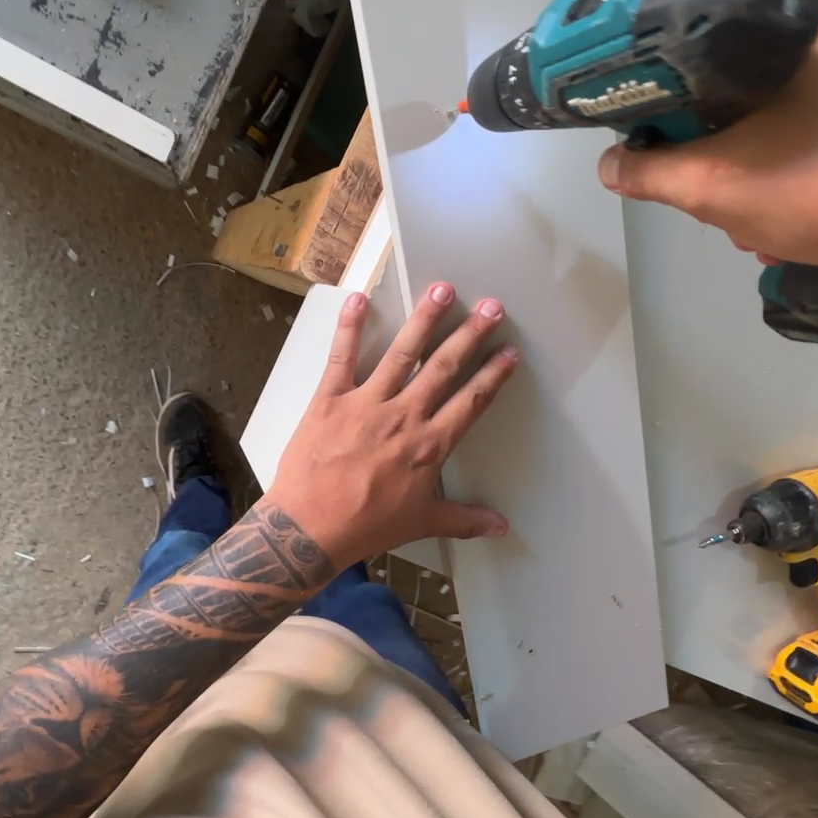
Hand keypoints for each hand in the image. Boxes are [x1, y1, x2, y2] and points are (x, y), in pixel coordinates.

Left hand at [264, 282, 518, 567]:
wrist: (309, 529)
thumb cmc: (366, 526)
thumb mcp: (421, 523)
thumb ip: (464, 518)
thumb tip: (501, 526)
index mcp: (429, 445)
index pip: (471, 402)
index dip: (492, 375)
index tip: (508, 351)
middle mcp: (403, 417)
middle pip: (444, 367)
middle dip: (470, 334)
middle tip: (491, 306)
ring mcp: (366, 404)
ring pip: (402, 353)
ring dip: (424, 319)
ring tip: (442, 289)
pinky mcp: (329, 399)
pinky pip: (341, 356)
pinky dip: (348, 326)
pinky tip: (358, 298)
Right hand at [597, 14, 817, 290]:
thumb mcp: (716, 187)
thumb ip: (652, 174)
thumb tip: (609, 165)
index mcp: (804, 40)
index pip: (713, 65)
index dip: (679, 114)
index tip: (672, 154)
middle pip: (753, 107)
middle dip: (729, 165)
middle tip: (728, 209)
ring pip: (796, 136)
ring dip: (770, 187)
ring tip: (773, 234)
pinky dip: (817, 190)